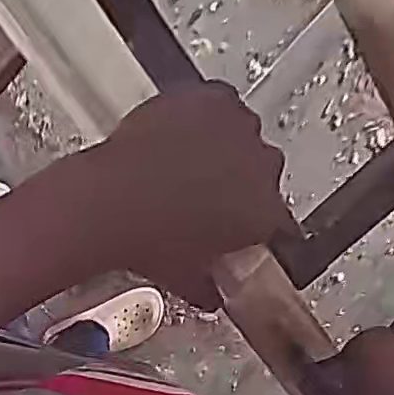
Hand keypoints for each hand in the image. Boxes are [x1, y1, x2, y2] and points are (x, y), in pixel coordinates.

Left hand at [65, 84, 288, 308]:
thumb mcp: (183, 279)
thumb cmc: (148, 240)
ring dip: (221, 152)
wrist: (111, 200)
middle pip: (261, 178)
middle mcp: (262, 165)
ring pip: (241, 140)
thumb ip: (208, 289)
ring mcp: (238, 126)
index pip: (281, 226)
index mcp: (262, 213)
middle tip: (204, 205)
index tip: (250, 234)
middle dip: (239, 190)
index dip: (263, 232)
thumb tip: (211, 297)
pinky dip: (201, 122)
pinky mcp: (211, 97)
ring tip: (183, 170)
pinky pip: (216, 109)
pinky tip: (175, 140)